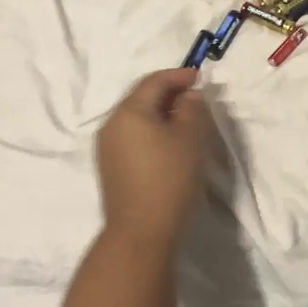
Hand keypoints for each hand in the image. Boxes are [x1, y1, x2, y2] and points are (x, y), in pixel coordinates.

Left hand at [95, 69, 211, 250]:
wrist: (141, 231)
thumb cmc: (170, 178)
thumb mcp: (190, 137)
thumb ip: (192, 108)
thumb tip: (187, 96)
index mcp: (129, 111)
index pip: (154, 81)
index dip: (178, 75)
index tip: (200, 77)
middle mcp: (111, 124)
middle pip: (141, 97)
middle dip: (169, 93)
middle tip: (195, 98)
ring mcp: (107, 147)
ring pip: (136, 118)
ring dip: (160, 113)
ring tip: (186, 121)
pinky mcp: (111, 167)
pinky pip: (133, 136)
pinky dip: (152, 131)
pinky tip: (169, 143)